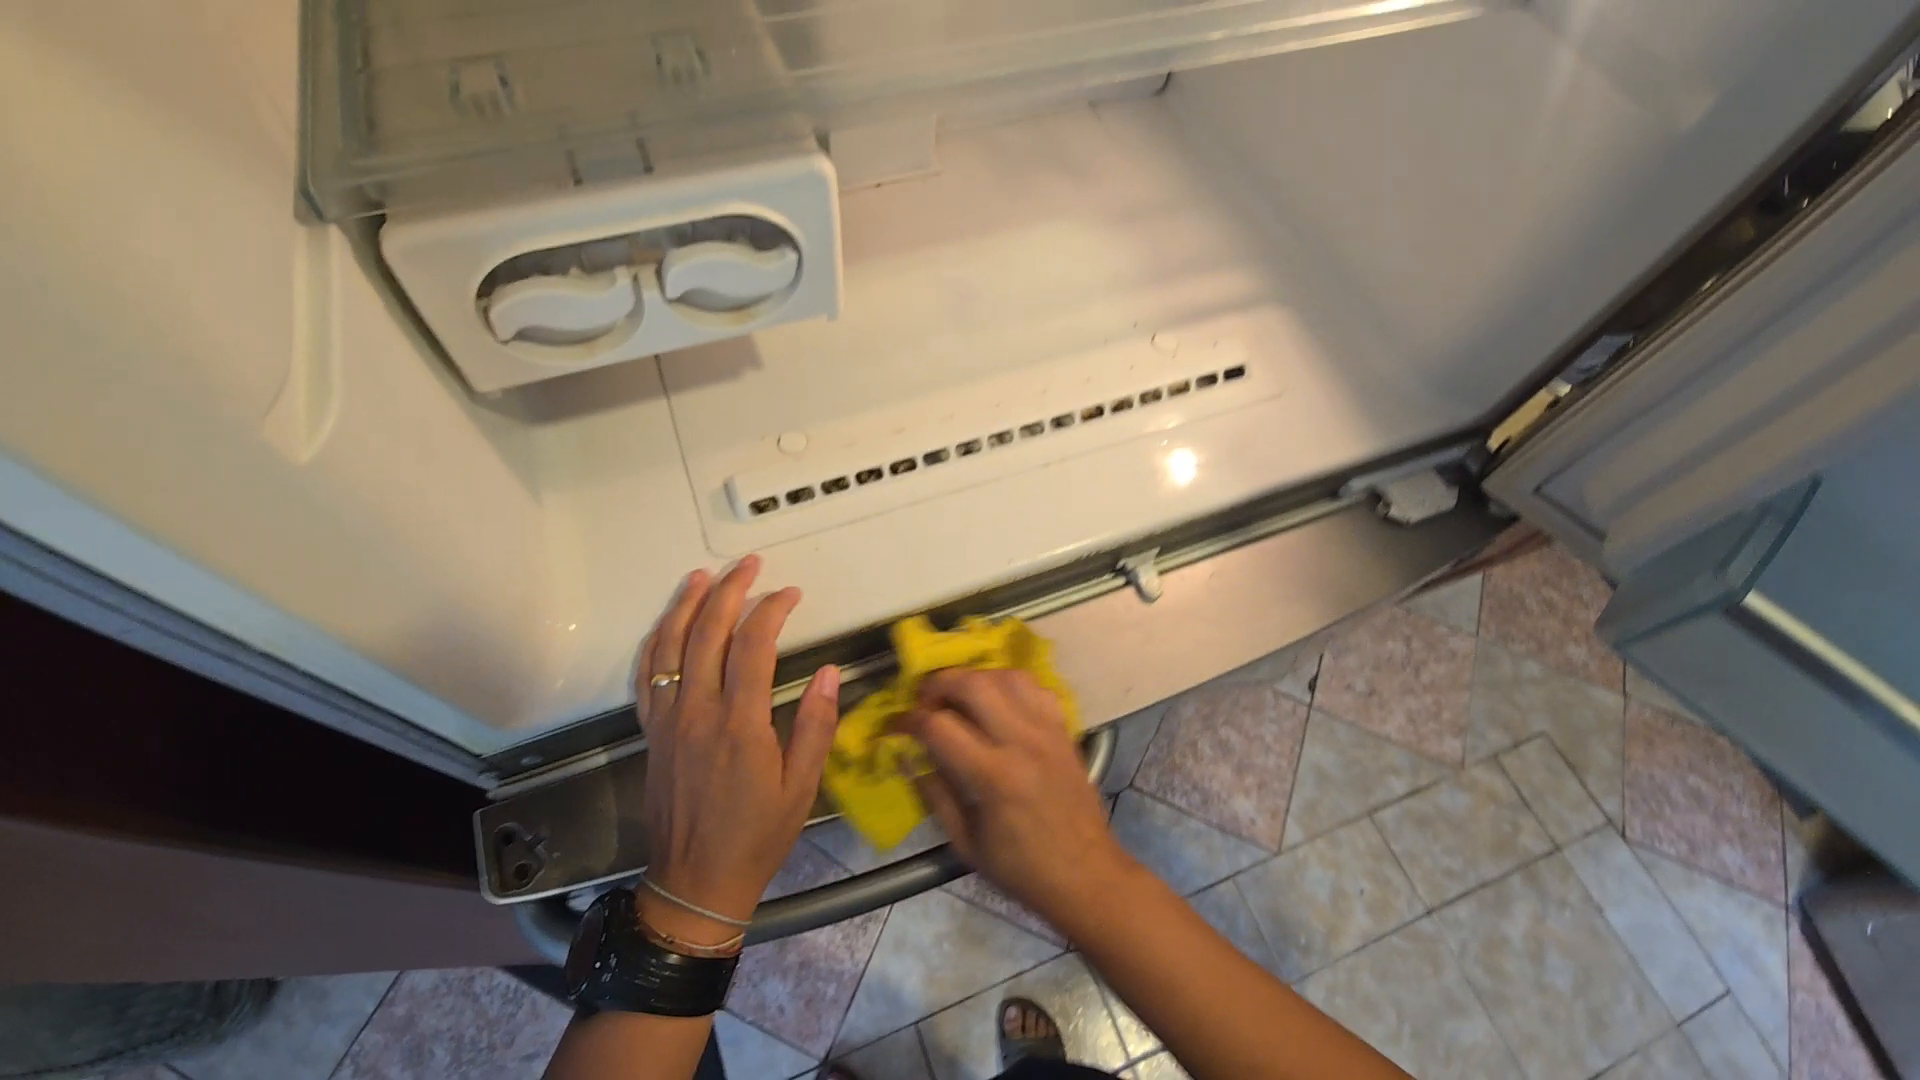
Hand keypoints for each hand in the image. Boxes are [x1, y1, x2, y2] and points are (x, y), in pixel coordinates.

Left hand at [635, 556, 839, 944]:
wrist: (695, 881)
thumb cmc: (757, 836)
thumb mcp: (801, 788)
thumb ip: (814, 726)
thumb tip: (825, 672)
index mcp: (740, 725)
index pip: (753, 646)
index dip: (772, 610)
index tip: (790, 594)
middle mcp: (697, 713)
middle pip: (708, 634)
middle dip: (730, 591)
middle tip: (749, 564)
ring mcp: (668, 721)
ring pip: (669, 647)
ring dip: (686, 606)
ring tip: (703, 576)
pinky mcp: (652, 733)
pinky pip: (646, 676)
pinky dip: (656, 643)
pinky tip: (668, 625)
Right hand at [897, 669, 1132, 927]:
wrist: (1086, 875)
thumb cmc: (1021, 869)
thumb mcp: (966, 842)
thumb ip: (936, 794)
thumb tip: (911, 757)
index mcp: (993, 776)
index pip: (939, 726)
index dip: (909, 721)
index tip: (896, 727)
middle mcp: (1022, 742)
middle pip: (973, 684)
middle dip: (939, 684)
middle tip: (924, 700)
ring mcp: (1047, 731)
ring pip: (1007, 676)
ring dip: (975, 677)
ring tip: (959, 696)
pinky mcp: (1064, 731)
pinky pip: (1036, 688)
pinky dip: (1010, 685)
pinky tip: (998, 701)